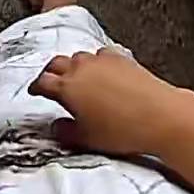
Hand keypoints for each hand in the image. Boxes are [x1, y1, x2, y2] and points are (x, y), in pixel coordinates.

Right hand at [27, 48, 193, 157]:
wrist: (159, 114)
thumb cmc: (121, 130)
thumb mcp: (87, 139)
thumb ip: (66, 131)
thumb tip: (55, 126)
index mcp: (67, 88)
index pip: (43, 82)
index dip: (36, 87)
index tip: (34, 91)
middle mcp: (80, 68)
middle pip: (56, 64)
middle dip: (50, 72)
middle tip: (49, 81)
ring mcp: (100, 60)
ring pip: (78, 57)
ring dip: (73, 65)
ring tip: (75, 75)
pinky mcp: (120, 57)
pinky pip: (101, 54)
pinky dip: (96, 61)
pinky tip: (102, 69)